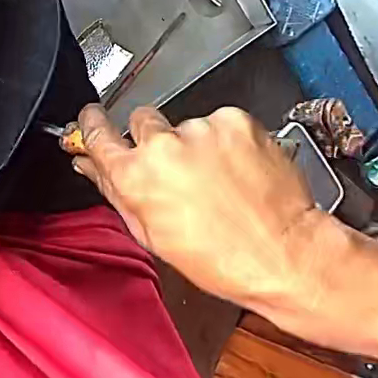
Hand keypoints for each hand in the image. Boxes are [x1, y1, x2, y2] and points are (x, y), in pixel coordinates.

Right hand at [71, 104, 344, 313]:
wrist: (285, 253)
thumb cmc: (221, 258)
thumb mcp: (152, 234)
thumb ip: (116, 191)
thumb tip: (92, 166)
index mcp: (135, 176)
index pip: (97, 132)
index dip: (92, 123)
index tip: (92, 118)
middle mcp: (164, 145)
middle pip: (142, 120)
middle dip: (154, 140)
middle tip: (177, 170)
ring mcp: (201, 129)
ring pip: (185, 125)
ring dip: (195, 145)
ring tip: (218, 179)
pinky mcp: (235, 121)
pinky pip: (219, 123)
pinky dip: (226, 141)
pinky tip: (237, 170)